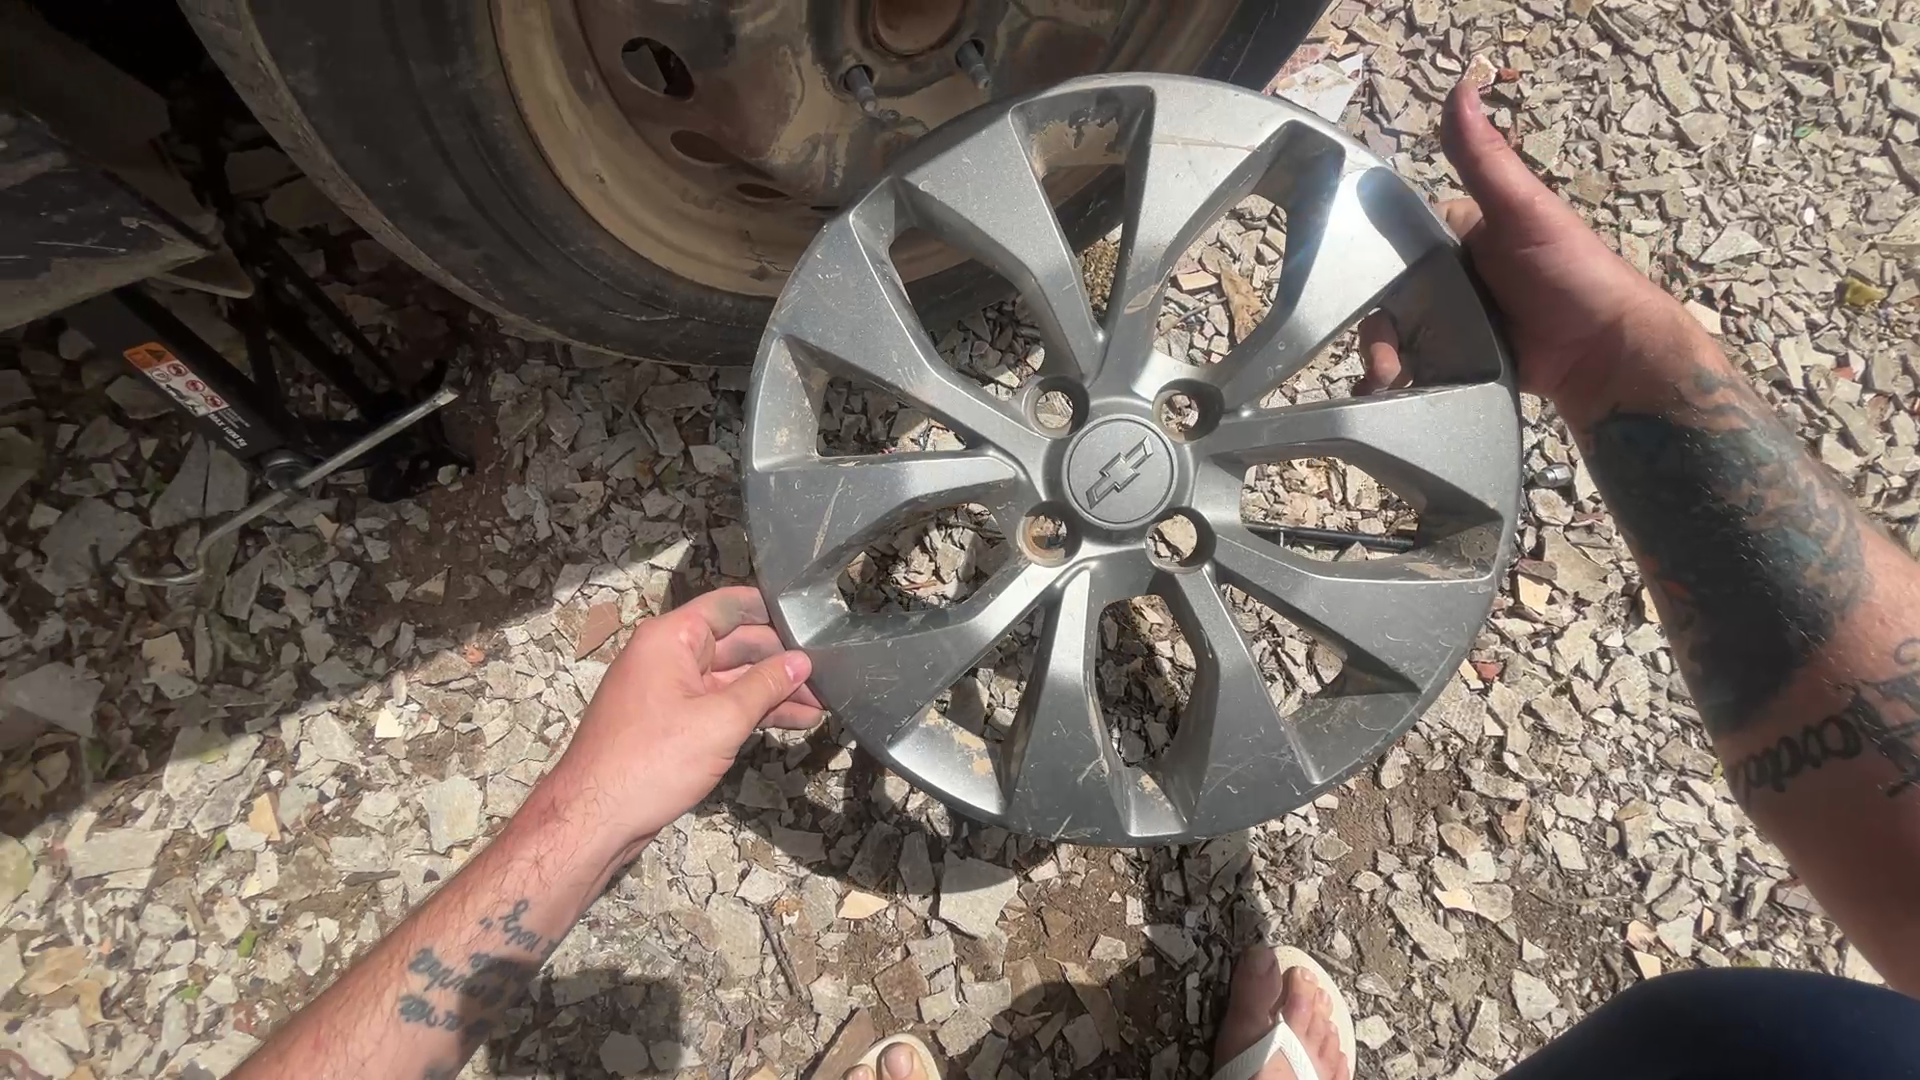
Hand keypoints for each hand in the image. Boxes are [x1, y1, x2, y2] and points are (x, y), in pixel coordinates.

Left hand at [535, 587, 821, 848]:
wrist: (592, 822)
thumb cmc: (653, 760)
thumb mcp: (721, 719)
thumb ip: (766, 685)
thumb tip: (803, 662)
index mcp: (672, 638)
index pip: (729, 606)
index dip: (771, 609)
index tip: (811, 616)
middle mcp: (669, 656)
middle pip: (736, 644)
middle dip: (780, 660)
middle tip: (827, 671)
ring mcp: (670, 691)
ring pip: (732, 679)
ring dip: (773, 691)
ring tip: (820, 703)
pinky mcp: (672, 723)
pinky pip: (720, 706)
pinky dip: (752, 712)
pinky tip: (792, 721)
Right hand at [1359, 79, 1694, 404]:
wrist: (1598, 353)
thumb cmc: (1570, 273)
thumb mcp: (1523, 210)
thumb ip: (1485, 160)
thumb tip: (1461, 89)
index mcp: (1458, 242)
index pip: (1396, 249)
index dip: (1374, 268)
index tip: (1364, 290)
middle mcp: (1447, 283)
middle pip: (1386, 301)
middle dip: (1376, 330)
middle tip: (1383, 354)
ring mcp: (1447, 325)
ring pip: (1390, 337)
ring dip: (1380, 359)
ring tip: (1388, 378)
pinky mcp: (1449, 362)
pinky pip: (1407, 369)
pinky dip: (1389, 382)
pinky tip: (1383, 392)